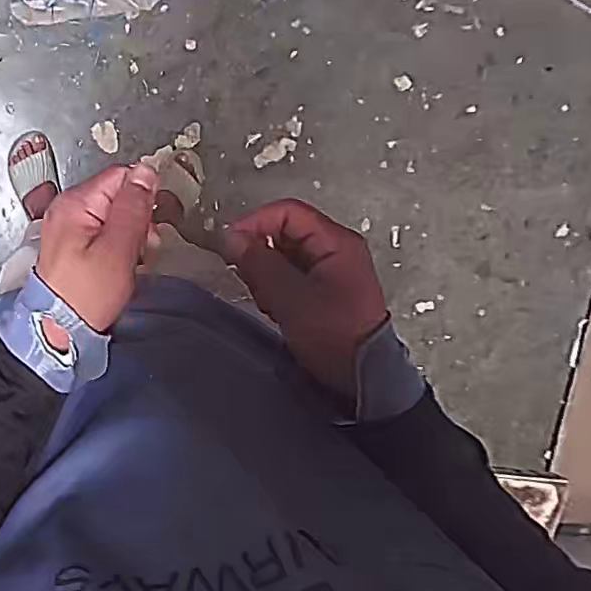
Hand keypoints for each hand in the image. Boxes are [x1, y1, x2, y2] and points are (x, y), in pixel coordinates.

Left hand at [36, 163, 160, 332]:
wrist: (60, 331)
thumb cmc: (85, 296)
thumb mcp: (118, 249)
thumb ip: (133, 207)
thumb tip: (145, 173)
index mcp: (76, 203)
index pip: (121, 176)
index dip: (144, 197)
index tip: (152, 222)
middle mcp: (67, 209)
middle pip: (118, 196)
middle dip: (138, 220)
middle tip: (141, 248)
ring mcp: (67, 227)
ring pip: (113, 217)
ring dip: (130, 236)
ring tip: (129, 262)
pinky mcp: (71, 246)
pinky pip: (103, 234)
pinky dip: (117, 248)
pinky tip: (119, 267)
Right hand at [219, 199, 390, 399]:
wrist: (361, 378)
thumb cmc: (333, 333)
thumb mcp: (291, 296)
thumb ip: (259, 263)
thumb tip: (230, 237)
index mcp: (335, 242)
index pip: (287, 212)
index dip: (254, 223)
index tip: (229, 245)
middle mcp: (333, 250)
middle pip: (283, 232)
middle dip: (258, 252)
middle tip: (247, 277)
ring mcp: (327, 271)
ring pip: (281, 255)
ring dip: (264, 273)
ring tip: (266, 299)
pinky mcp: (319, 290)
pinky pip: (286, 275)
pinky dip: (272, 287)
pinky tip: (273, 307)